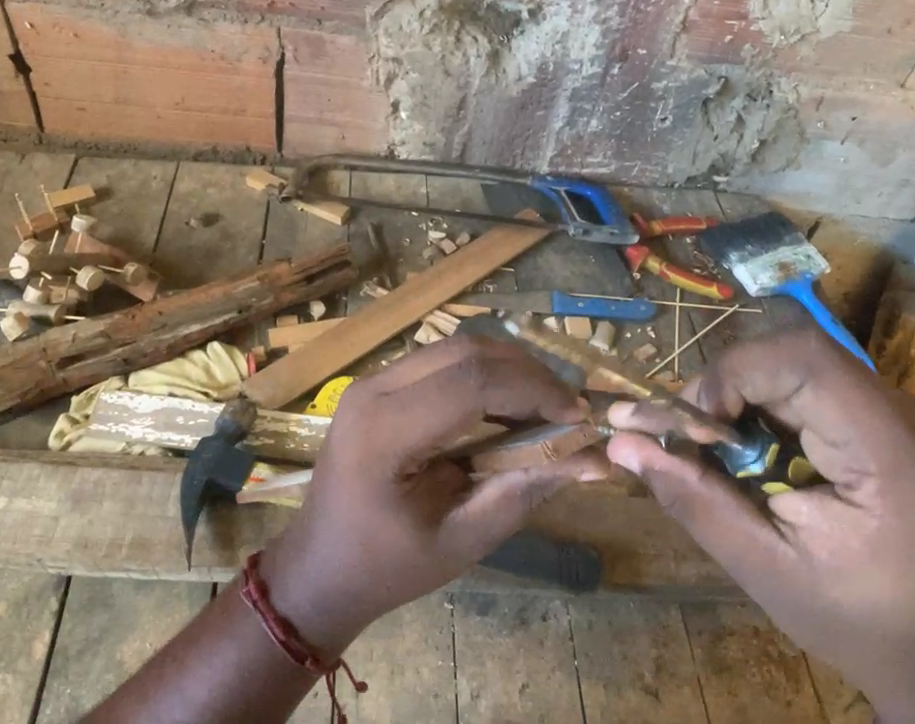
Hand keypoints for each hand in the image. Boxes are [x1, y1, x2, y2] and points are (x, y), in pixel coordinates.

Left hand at [259, 338, 607, 655]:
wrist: (319, 568)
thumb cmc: (386, 568)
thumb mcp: (462, 541)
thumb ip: (525, 491)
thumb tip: (595, 461)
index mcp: (384, 432)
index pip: (472, 381)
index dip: (535, 390)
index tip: (579, 418)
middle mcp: (373, 389)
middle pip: (467, 351)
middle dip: (528, 373)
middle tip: (569, 410)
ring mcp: (371, 380)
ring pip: (456, 347)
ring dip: (508, 369)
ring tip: (545, 408)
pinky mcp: (378, 383)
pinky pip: (441, 361)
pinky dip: (484, 375)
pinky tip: (508, 407)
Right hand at [606, 330, 914, 723]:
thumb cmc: (861, 626)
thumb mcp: (766, 571)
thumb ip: (695, 500)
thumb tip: (623, 443)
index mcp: (887, 450)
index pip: (800, 359)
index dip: (730, 374)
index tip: (691, 429)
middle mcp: (905, 413)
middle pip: (798, 355)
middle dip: (730, 386)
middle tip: (694, 440)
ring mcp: (907, 415)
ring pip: (804, 366)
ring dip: (749, 398)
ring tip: (725, 455)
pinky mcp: (897, 426)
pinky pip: (821, 390)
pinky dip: (775, 412)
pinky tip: (765, 460)